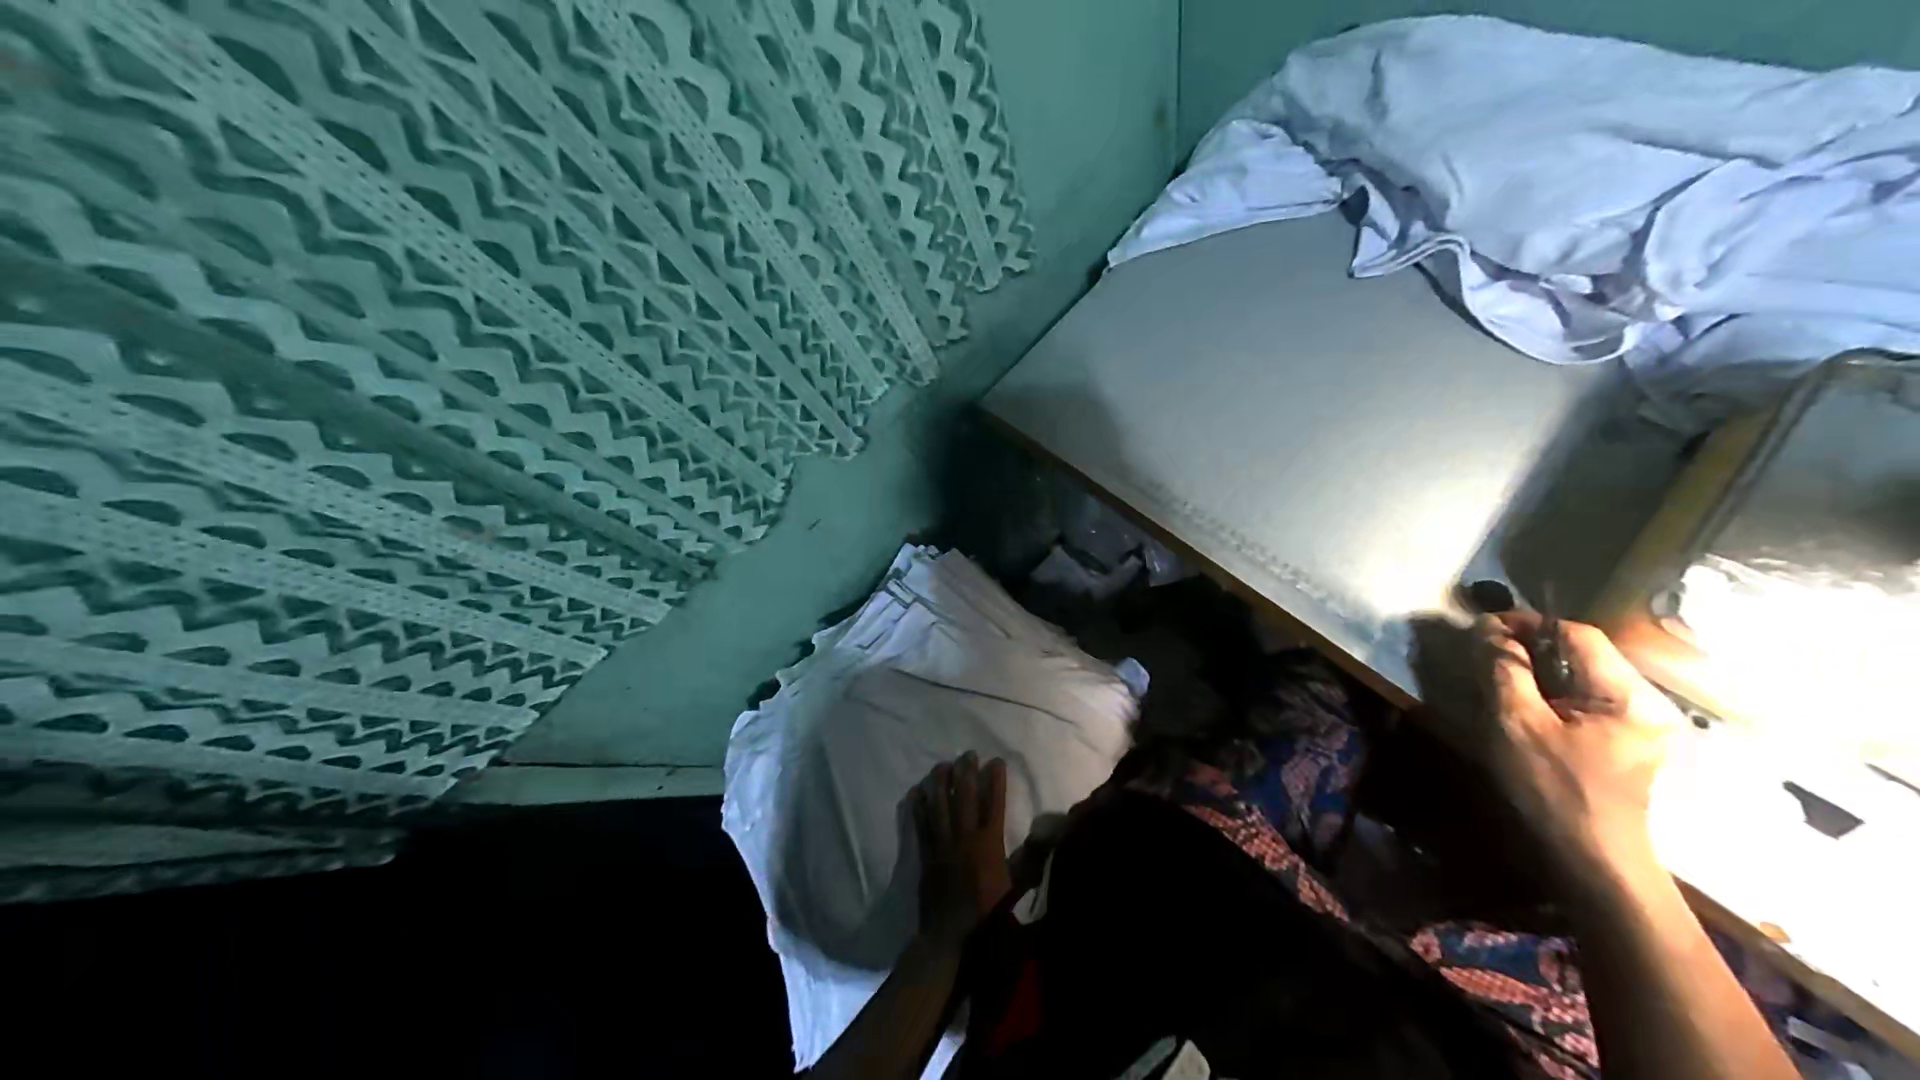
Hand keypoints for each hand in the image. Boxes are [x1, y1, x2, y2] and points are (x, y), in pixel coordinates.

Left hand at [910, 752, 1012, 946]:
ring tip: (942, 764)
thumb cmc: (990, 915)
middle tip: (968, 754)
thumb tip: (1047, 835)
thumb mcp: (1018, 888)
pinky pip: (921, 825)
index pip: (994, 804)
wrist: (951, 938)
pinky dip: (919, 807)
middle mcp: (965, 838)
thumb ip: (1031, 860)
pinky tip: (917, 791)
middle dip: (966, 773)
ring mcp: (943, 845)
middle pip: (964, 798)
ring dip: (941, 782)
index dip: (995, 781)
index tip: (996, 761)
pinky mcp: (927, 855)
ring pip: (940, 805)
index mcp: (989, 844)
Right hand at [1475, 612, 1684, 890]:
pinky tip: (1523, 700)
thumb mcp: (1515, 723)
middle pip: (1583, 652)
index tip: (1483, 627)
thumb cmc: (1552, 789)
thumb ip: (1504, 670)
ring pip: (1582, 674)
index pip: (1578, 634)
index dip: (1528, 623)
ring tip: (1497, 672)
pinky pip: (1584, 697)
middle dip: (1530, 644)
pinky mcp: (1627, 740)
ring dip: (1537, 666)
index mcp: (1629, 696)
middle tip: (1484, 649)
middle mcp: (1647, 703)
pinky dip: (1549, 689)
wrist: (1591, 859)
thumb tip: (1487, 629)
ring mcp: (1641, 724)